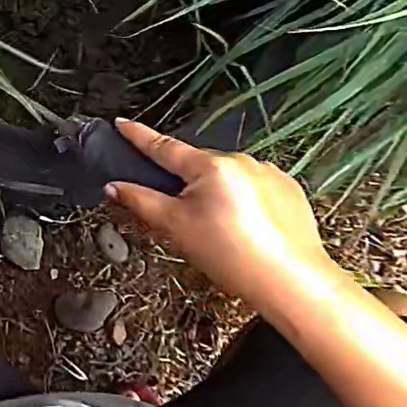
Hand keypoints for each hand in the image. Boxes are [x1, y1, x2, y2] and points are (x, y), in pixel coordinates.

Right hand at [105, 118, 341, 309]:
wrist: (292, 283)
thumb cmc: (232, 256)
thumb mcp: (176, 227)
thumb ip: (141, 201)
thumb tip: (114, 186)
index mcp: (210, 166)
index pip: (164, 146)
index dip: (139, 135)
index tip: (122, 123)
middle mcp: (241, 161)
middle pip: (196, 164)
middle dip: (185, 182)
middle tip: (183, 214)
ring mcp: (268, 172)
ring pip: (226, 175)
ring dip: (215, 191)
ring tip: (220, 229)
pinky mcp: (289, 189)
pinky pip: (253, 185)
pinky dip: (242, 199)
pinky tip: (244, 227)